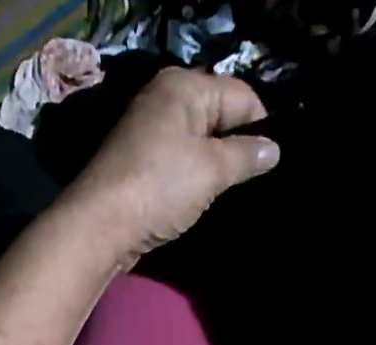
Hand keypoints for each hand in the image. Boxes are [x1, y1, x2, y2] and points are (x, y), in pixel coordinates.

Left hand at [59, 68, 280, 263]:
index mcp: (185, 87)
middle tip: (259, 183)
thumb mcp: (212, 169)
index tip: (272, 164)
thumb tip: (273, 150)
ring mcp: (153, 133)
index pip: (242, 97)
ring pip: (203, 144)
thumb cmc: (160, 188)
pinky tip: (209, 200)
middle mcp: (167, 101)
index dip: (262, 128)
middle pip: (221, 118)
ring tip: (237, 194)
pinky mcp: (145, 164)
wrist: (102, 225)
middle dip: (240, 147)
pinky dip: (199, 179)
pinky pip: (184, 164)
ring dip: (220, 168)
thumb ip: (247, 156)